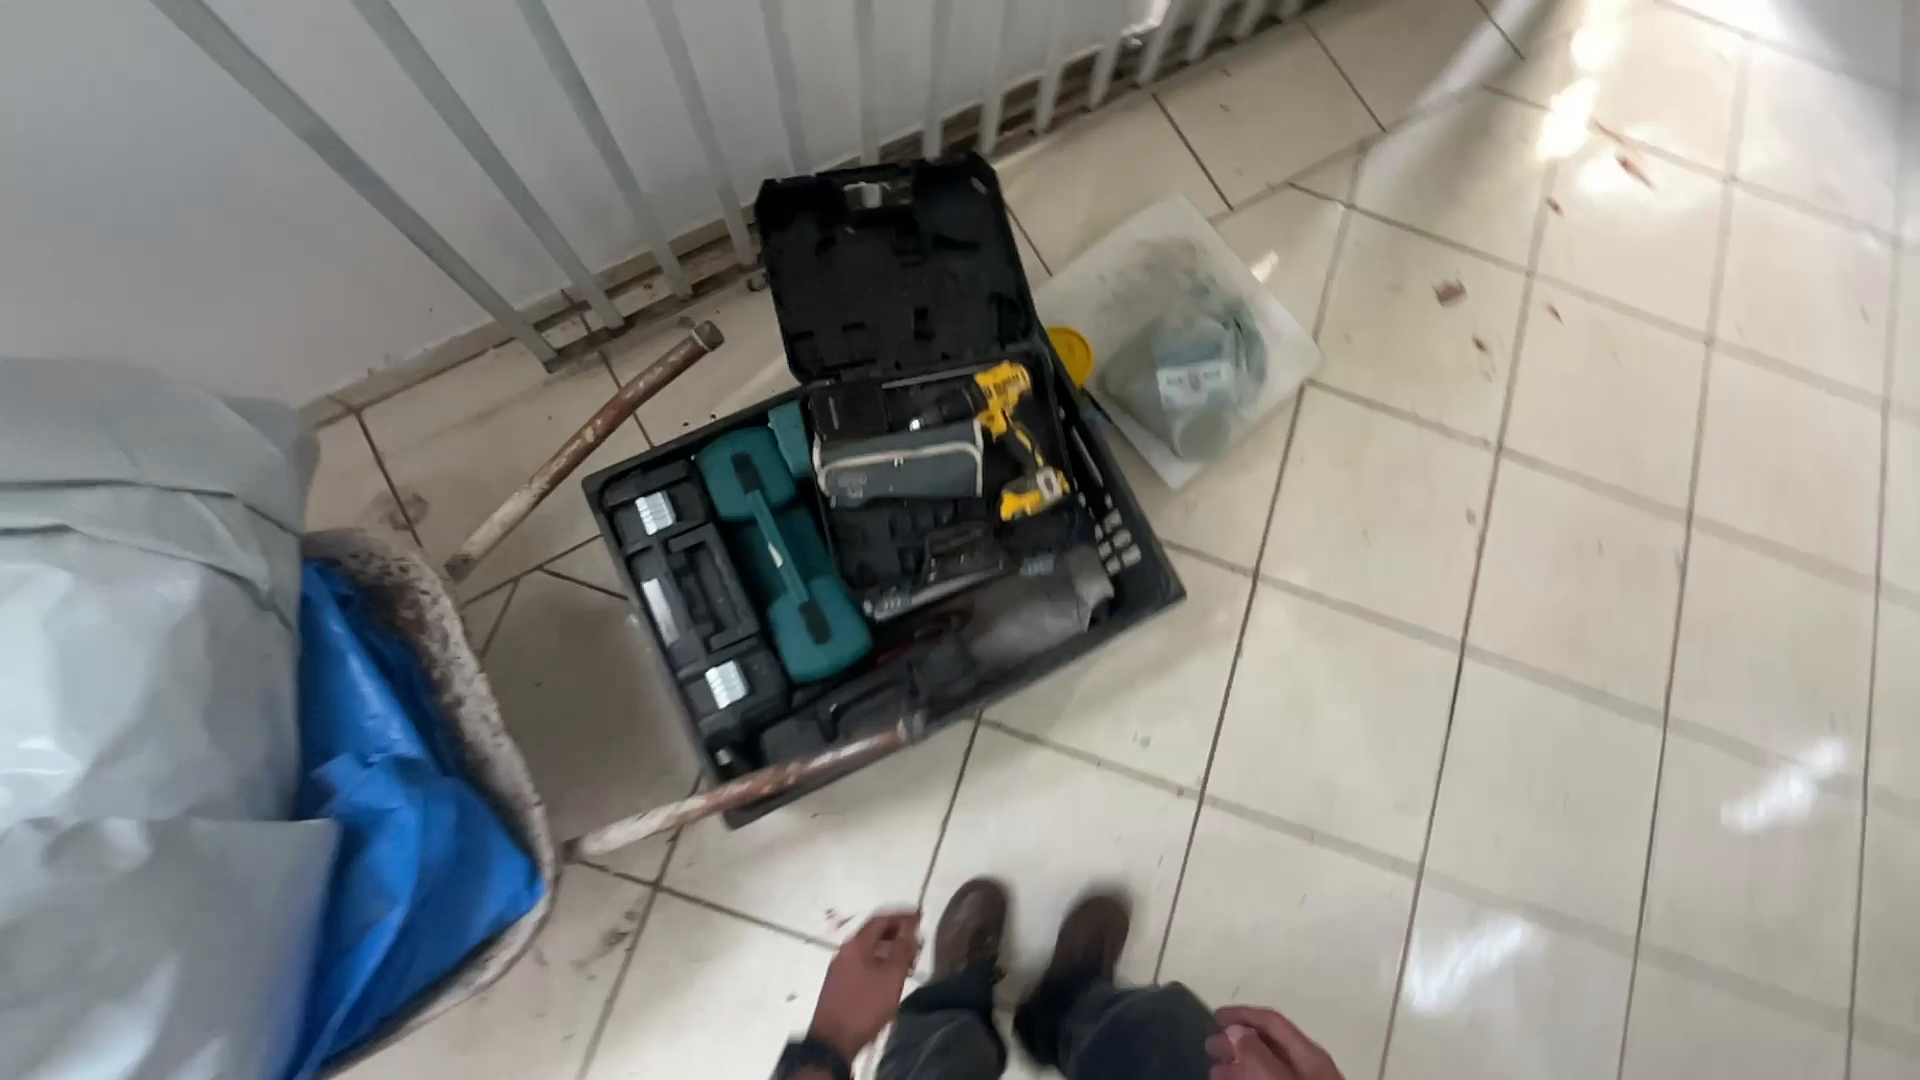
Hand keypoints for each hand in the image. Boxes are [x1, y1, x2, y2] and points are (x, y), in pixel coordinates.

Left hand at [807, 912, 922, 1061]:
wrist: (831, 1043)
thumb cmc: (864, 1006)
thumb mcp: (891, 977)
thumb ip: (903, 949)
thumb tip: (910, 927)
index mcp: (857, 944)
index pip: (881, 919)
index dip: (902, 916)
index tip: (920, 917)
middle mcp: (845, 951)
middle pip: (873, 933)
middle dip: (897, 934)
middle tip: (916, 944)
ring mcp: (839, 968)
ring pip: (868, 950)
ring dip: (889, 951)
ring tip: (907, 964)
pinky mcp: (838, 985)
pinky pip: (862, 964)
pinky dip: (879, 964)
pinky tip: (888, 980)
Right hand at [1206, 1006, 1343, 1079]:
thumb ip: (1257, 1055)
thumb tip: (1235, 1030)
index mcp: (1308, 1055)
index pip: (1271, 1022)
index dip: (1241, 1014)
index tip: (1214, 1017)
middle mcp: (1309, 1068)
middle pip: (1268, 1044)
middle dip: (1236, 1043)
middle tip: (1209, 1048)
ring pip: (1268, 1069)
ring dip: (1240, 1067)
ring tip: (1216, 1075)